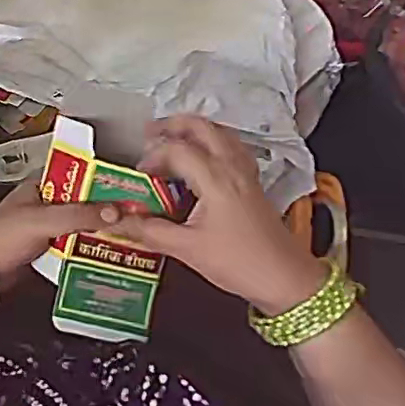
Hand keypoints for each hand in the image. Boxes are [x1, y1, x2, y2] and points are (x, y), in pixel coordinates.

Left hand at [0, 182, 124, 289]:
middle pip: (86, 201)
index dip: (103, 178)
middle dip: (108, 208)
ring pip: (84, 224)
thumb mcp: (42, 221)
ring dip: (103, 230)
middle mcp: (48, 202)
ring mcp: (49, 226)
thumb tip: (116, 211)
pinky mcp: (51, 248)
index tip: (131, 185)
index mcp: (41, 184)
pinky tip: (113, 252)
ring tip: (135, 233)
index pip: (79, 173)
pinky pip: (78, 245)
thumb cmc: (1, 239)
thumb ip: (78, 216)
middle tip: (139, 213)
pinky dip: (93, 248)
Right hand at [103, 116, 328, 313]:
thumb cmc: (240, 263)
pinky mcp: (253, 184)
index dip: (152, 156)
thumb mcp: (187, 249)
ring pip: (220, 134)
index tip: (138, 174)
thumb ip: (149, 231)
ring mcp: (246, 173)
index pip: (176, 149)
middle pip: (202, 127)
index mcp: (215, 178)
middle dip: (173, 125)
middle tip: (150, 133)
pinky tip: (204, 157)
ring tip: (173, 139)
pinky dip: (214, 143)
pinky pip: (232, 149)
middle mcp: (232, 168)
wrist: (286, 279)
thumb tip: (118, 221)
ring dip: (195, 130)